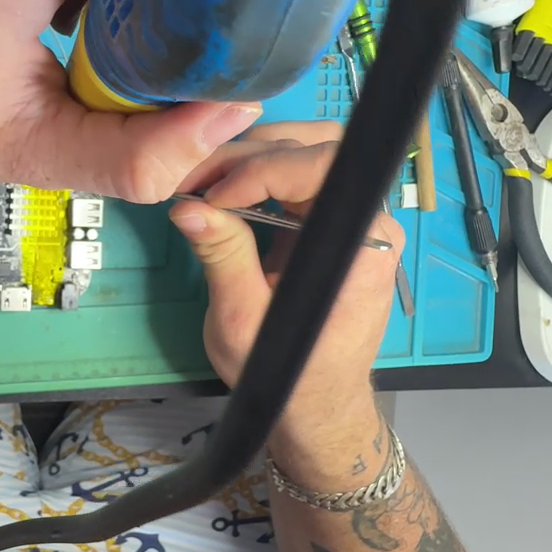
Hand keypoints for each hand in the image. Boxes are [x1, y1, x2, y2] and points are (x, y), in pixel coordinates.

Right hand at [170, 121, 402, 459]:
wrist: (315, 401)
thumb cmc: (287, 367)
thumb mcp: (243, 318)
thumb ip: (222, 257)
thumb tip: (186, 206)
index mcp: (359, 238)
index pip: (314, 167)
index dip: (254, 171)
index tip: (206, 196)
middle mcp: (365, 217)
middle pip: (309, 149)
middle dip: (243, 156)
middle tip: (190, 179)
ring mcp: (349, 217)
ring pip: (304, 153)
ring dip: (249, 156)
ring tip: (202, 179)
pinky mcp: (328, 223)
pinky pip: (297, 178)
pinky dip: (256, 173)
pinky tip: (221, 188)